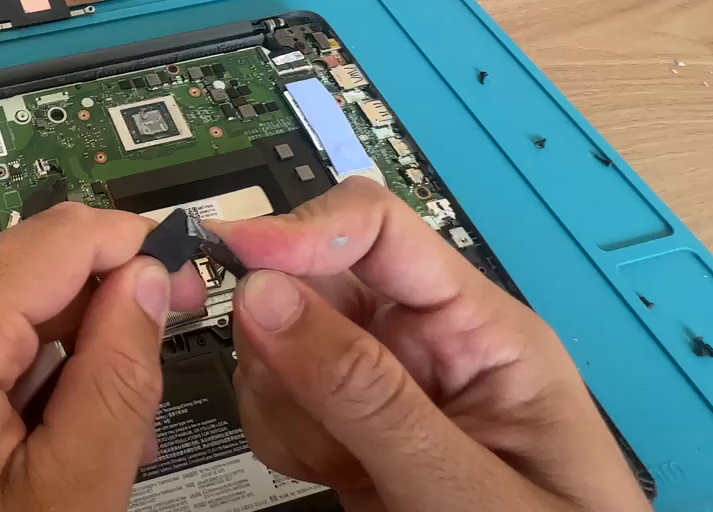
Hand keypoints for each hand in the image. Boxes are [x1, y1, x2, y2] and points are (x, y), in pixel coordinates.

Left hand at [0, 202, 202, 511]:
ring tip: (57, 440)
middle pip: (32, 262)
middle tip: (126, 415)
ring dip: (45, 345)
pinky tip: (3, 426)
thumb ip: (116, 378)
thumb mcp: (58, 501)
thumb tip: (146, 279)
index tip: (187, 291)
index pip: (69, 233)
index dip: (140, 251)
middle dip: (92, 320)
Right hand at [210, 177, 649, 510]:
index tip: (236, 253)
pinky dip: (276, 429)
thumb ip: (369, 396)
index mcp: (476, 327)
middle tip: (302, 412)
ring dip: (282, 398)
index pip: (378, 228)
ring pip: (273, 331)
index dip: (303, 229)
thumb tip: (260, 291)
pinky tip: (325, 473)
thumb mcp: (470, 492)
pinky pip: (267, 383)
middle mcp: (417, 335)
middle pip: (308, 278)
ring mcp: (373, 376)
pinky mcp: (336, 415)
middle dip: (284, 340)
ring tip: (336, 466)